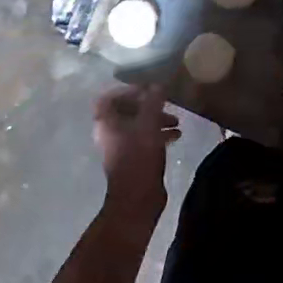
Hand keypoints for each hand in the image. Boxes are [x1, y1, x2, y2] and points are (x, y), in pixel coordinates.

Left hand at [93, 85, 178, 216]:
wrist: (138, 197)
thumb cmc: (139, 157)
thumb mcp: (148, 125)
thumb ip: (153, 102)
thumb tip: (158, 85)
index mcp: (106, 123)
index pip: (110, 97)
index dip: (128, 90)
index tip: (148, 89)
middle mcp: (110, 133)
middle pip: (127, 111)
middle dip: (148, 105)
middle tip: (166, 104)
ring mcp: (121, 147)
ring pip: (138, 125)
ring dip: (157, 120)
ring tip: (177, 121)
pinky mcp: (134, 159)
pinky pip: (145, 139)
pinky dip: (159, 134)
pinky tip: (176, 136)